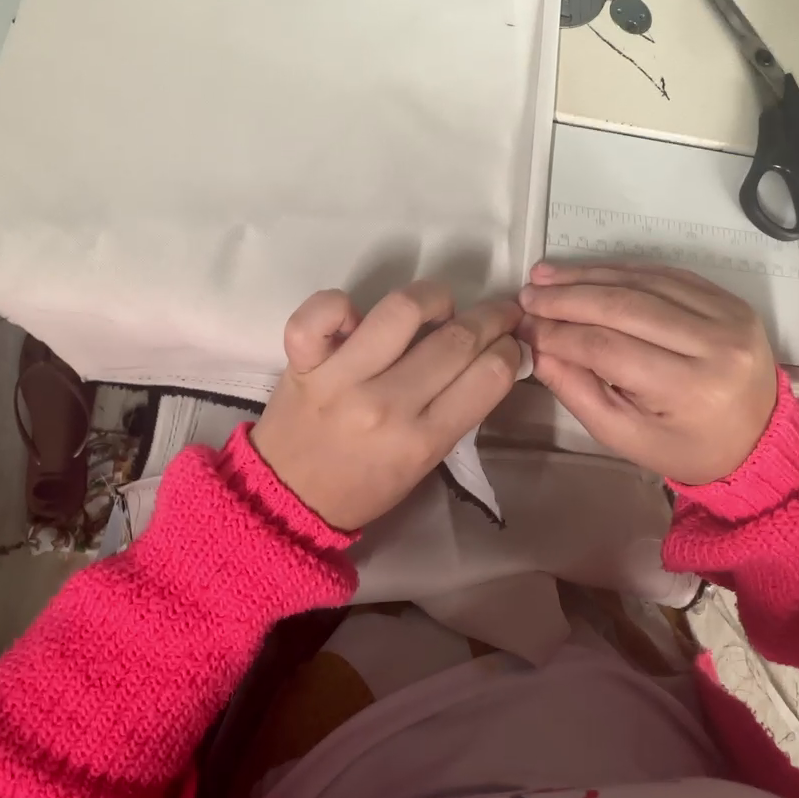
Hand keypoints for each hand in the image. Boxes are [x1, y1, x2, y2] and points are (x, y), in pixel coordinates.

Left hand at [251, 281, 522, 529]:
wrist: (288, 500)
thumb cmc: (364, 485)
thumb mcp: (425, 462)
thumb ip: (455, 411)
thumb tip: (488, 358)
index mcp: (423, 440)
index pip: (490, 375)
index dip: (510, 349)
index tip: (510, 342)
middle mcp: (386, 405)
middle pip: (457, 339)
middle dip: (491, 317)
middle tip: (496, 313)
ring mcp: (341, 379)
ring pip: (401, 310)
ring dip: (433, 297)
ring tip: (437, 308)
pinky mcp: (303, 362)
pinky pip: (319, 314)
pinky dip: (337, 303)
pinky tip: (355, 316)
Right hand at [517, 261, 776, 484]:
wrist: (757, 440)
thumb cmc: (684, 447)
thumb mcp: (623, 435)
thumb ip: (577, 390)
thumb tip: (536, 347)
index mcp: (689, 388)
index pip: (607, 348)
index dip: (558, 334)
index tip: (522, 327)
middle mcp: (714, 344)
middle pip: (625, 306)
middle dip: (567, 297)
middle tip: (528, 294)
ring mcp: (728, 315)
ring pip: (644, 282)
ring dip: (588, 275)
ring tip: (545, 276)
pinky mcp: (730, 300)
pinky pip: (666, 274)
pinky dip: (622, 270)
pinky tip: (588, 273)